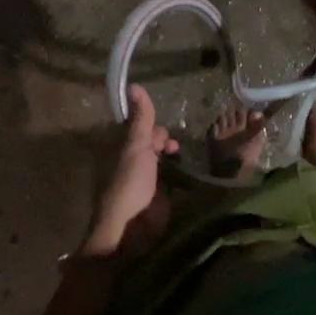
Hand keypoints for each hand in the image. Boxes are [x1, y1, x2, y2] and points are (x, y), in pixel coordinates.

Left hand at [80, 85, 177, 258]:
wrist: (131, 230)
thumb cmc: (129, 184)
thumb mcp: (135, 146)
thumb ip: (140, 119)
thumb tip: (134, 84)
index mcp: (122, 150)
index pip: (139, 130)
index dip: (153, 129)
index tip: (166, 136)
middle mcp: (132, 164)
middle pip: (152, 144)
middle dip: (165, 142)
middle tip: (174, 149)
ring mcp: (146, 183)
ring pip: (162, 162)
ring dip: (174, 159)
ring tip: (187, 160)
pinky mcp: (159, 200)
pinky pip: (172, 183)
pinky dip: (181, 178)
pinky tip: (193, 177)